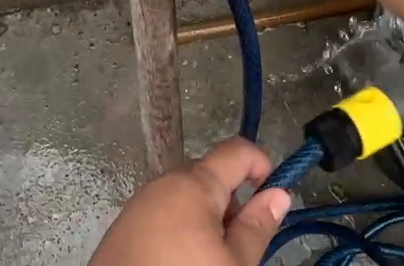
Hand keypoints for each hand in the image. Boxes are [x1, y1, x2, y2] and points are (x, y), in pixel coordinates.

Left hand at [88, 138, 290, 265]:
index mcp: (194, 183)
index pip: (237, 150)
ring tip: (209, 259)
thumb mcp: (234, 265)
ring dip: (206, 220)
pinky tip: (180, 263)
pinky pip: (163, 214)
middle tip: (239, 247)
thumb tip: (279, 194)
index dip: (262, 165)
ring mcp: (140, 203)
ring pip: (186, 199)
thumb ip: (257, 227)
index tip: (273, 196)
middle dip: (232, 204)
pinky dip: (180, 230)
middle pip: (210, 177)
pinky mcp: (124, 226)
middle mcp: (165, 182)